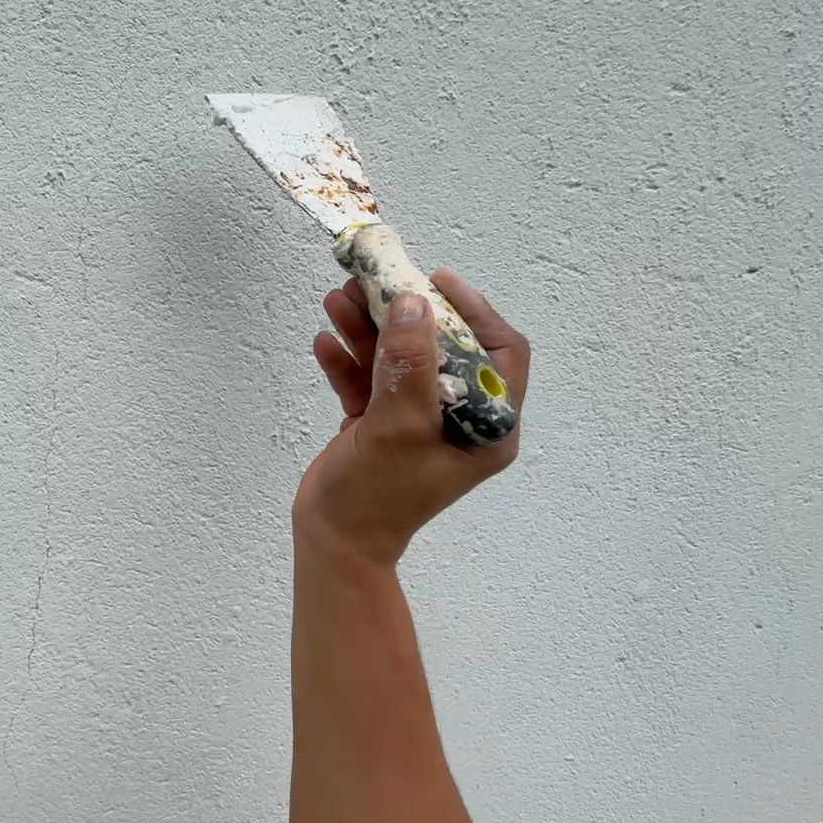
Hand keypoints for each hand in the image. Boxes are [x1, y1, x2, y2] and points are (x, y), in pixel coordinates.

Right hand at [293, 269, 531, 566]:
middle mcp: (456, 419)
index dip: (472, 311)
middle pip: (438, 350)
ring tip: (335, 301)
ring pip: (397, 363)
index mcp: (486, 425)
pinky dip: (347, 363)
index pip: (498, 352)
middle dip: (403, 315)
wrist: (332, 541)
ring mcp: (414, 421)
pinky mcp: (378, 426)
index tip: (435, 280)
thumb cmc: (376, 495)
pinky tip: (324, 342)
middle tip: (372, 282)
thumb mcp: (397, 428)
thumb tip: (411, 303)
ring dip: (367, 332)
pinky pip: (367, 384)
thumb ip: (408, 366)